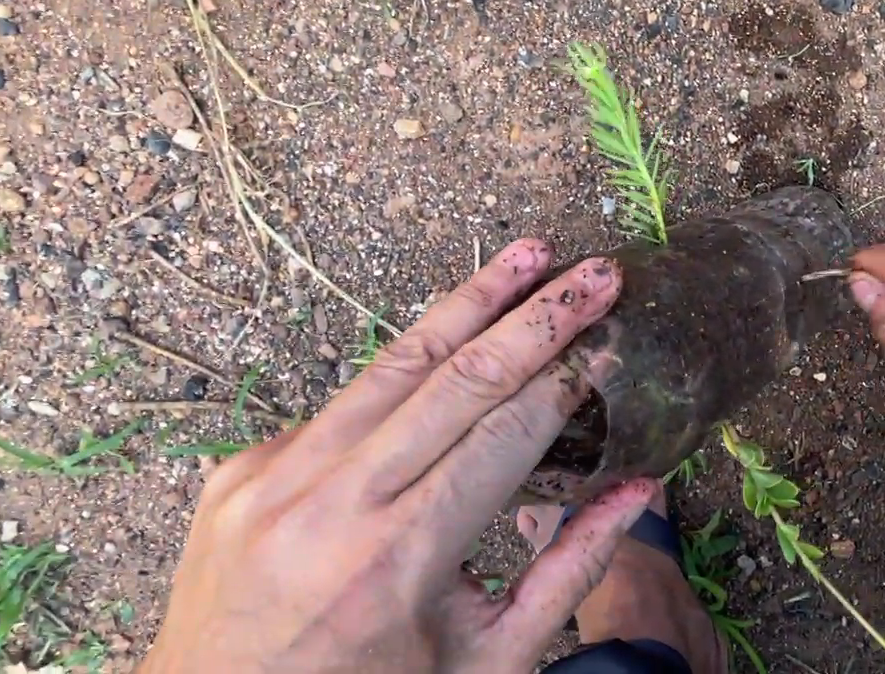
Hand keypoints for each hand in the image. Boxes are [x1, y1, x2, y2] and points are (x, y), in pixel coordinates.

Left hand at [141, 240, 654, 673]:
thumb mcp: (487, 660)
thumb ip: (571, 568)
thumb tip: (642, 487)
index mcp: (396, 560)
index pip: (508, 431)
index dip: (569, 376)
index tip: (615, 339)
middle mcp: (327, 506)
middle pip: (461, 377)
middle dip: (543, 316)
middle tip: (600, 274)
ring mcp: (270, 479)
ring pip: (401, 360)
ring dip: (477, 296)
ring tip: (535, 252)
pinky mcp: (241, 468)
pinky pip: (354, 398)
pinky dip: (419, 359)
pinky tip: (465, 329)